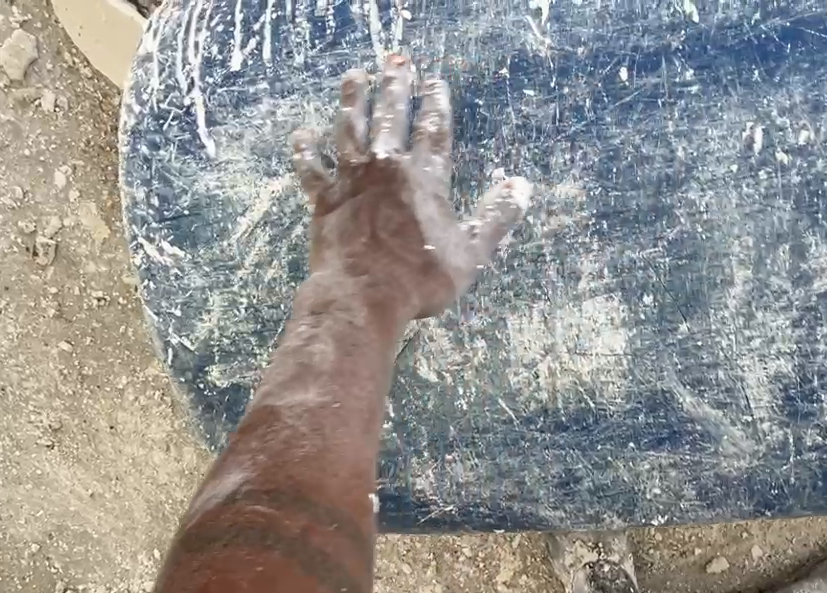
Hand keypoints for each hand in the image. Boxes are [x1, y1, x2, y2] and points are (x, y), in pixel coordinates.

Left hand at [289, 59, 532, 321]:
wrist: (364, 295)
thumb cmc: (421, 279)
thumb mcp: (471, 254)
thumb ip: (495, 218)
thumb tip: (522, 188)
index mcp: (424, 178)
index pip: (433, 130)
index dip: (435, 103)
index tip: (435, 82)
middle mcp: (387, 167)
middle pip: (390, 116)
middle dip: (395, 86)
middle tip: (396, 62)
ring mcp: (352, 180)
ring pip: (349, 127)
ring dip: (352, 99)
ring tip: (354, 77)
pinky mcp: (324, 198)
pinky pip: (310, 167)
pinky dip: (305, 150)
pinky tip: (303, 135)